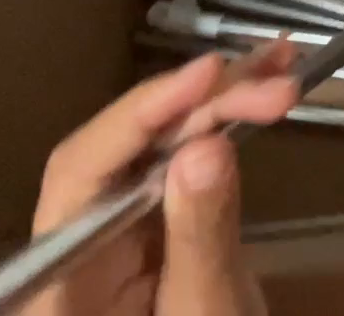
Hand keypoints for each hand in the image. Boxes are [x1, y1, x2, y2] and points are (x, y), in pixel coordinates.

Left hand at [27, 46, 300, 315]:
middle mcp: (77, 242)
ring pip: (162, 140)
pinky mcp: (158, 220)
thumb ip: (199, 239)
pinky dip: (229, 116)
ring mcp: (118, 228)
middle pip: (130, 147)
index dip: (142, 113)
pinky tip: (268, 82)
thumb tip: (205, 145)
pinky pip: (187, 154)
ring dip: (226, 97)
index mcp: (59, 280)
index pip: (81, 171)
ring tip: (284, 64)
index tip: (210, 74)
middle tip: (282, 83)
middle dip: (209, 104)